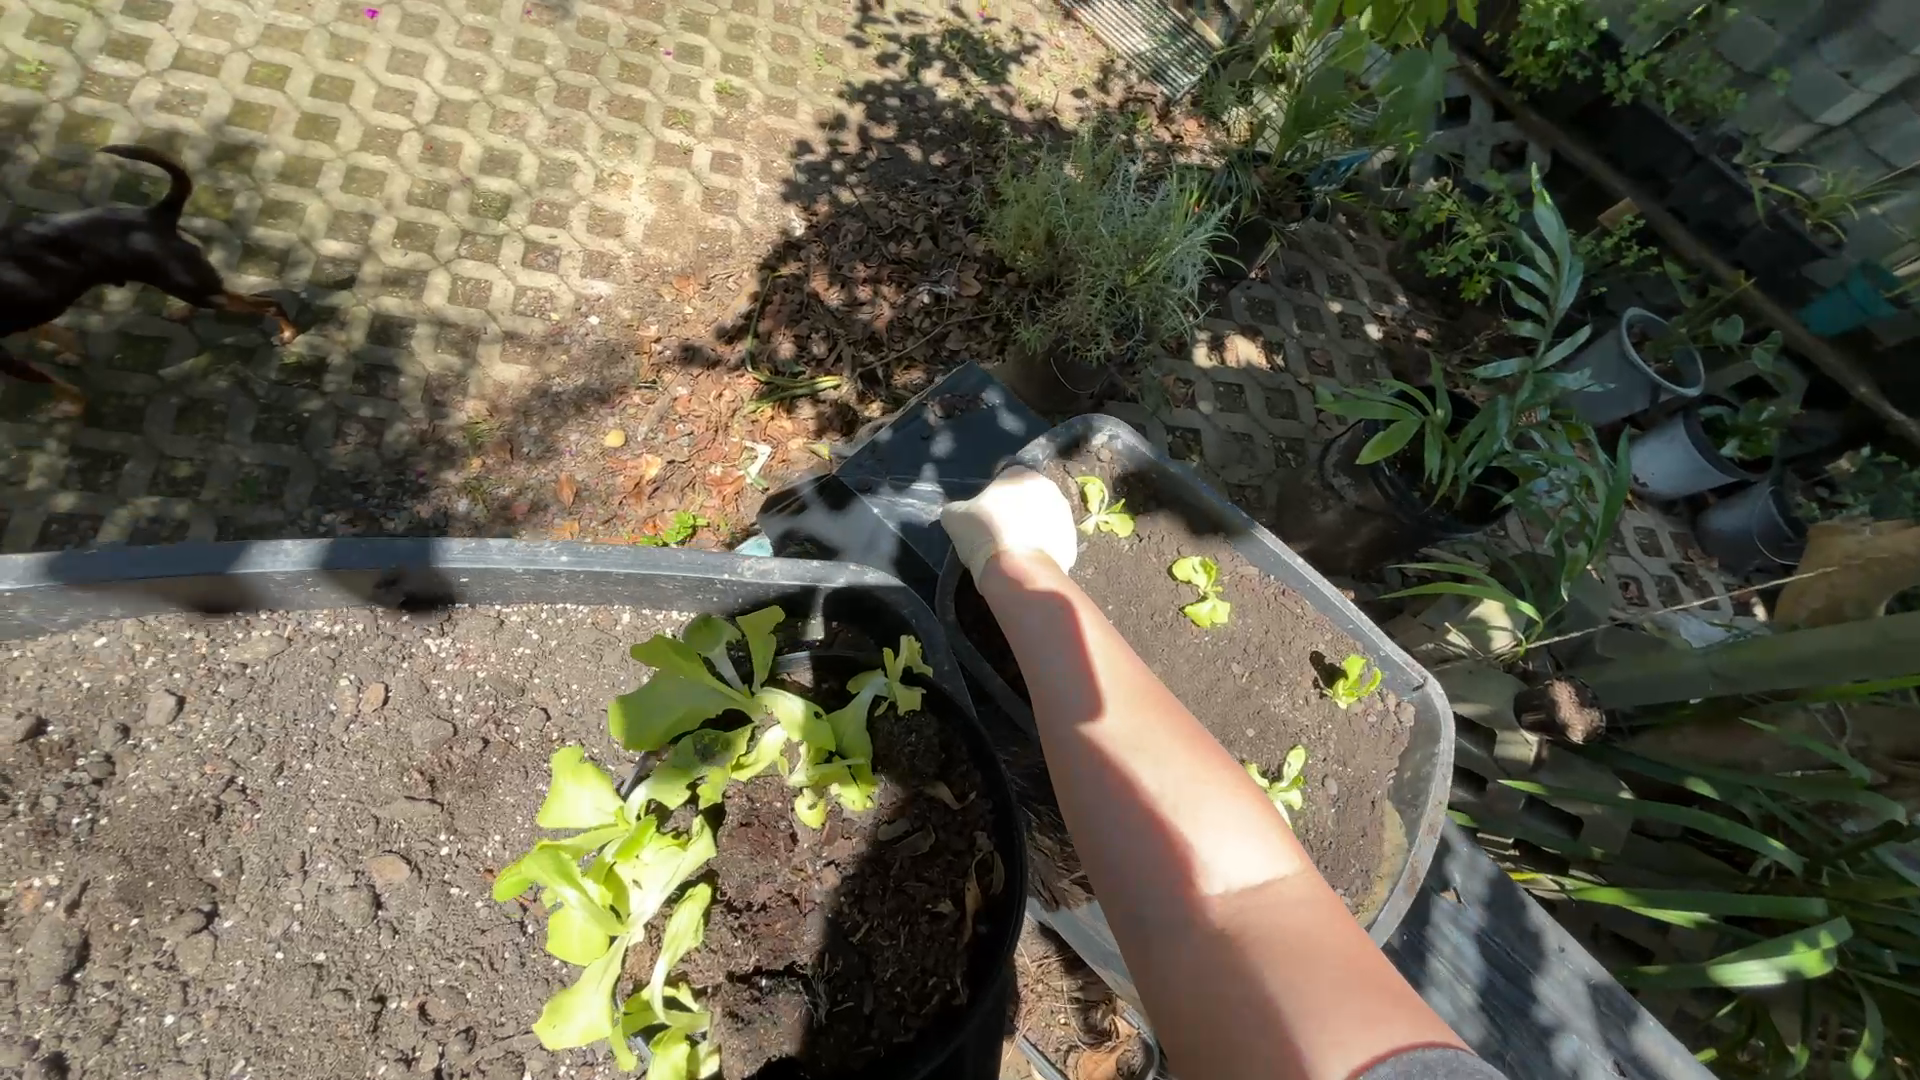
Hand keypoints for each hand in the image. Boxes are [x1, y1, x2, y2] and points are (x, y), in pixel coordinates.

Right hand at [941, 467, 1077, 578]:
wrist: (1017, 570)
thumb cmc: (985, 533)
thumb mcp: (955, 516)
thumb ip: (957, 508)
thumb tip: (957, 512)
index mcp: (1022, 474)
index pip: (1005, 478)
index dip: (993, 497)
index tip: (984, 516)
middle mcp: (1050, 489)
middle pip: (1028, 498)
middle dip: (1016, 512)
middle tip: (997, 533)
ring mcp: (1065, 516)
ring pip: (1042, 520)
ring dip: (1030, 530)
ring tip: (1012, 552)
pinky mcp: (1072, 543)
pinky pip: (1052, 543)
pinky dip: (1040, 550)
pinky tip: (1025, 563)